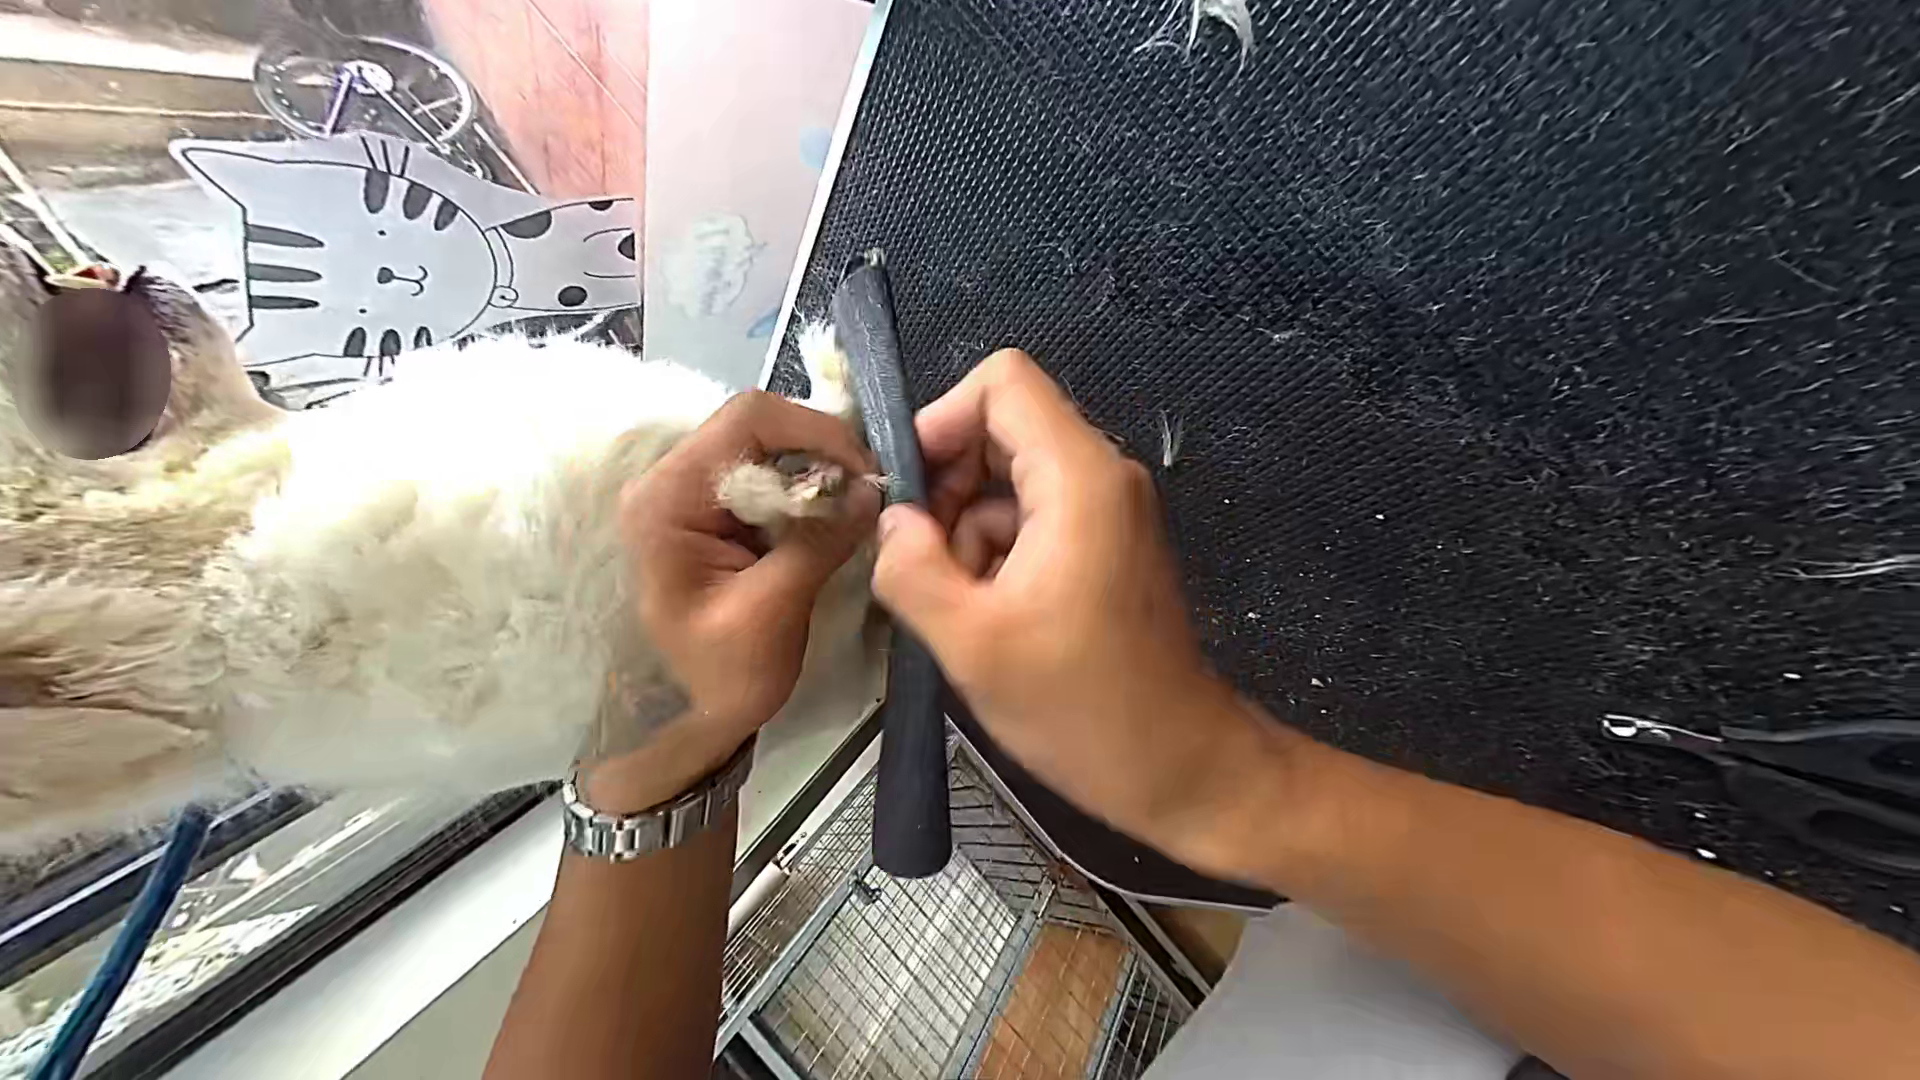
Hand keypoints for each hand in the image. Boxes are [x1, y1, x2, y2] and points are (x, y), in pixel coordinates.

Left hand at [593, 392, 877, 812]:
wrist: (686, 715)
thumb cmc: (721, 675)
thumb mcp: (773, 611)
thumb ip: (820, 542)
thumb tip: (871, 489)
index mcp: (670, 498)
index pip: (748, 421)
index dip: (817, 430)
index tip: (865, 471)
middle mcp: (672, 480)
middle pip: (757, 424)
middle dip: (822, 448)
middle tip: (868, 490)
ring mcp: (691, 492)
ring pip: (768, 444)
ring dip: (818, 467)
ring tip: (855, 504)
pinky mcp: (714, 509)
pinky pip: (769, 473)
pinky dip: (808, 487)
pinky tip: (831, 516)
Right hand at [871, 350, 1307, 866]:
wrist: (1178, 766)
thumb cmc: (1081, 709)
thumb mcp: (971, 643)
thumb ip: (912, 568)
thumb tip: (892, 519)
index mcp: (1077, 479)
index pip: (1003, 382)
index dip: (943, 420)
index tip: (912, 492)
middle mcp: (1100, 477)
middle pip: (1001, 429)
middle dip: (948, 485)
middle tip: (926, 559)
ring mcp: (1106, 511)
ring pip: (1008, 480)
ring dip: (967, 530)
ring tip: (963, 603)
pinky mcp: (1103, 545)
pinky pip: (1031, 517)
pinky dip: (996, 552)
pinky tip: (990, 613)